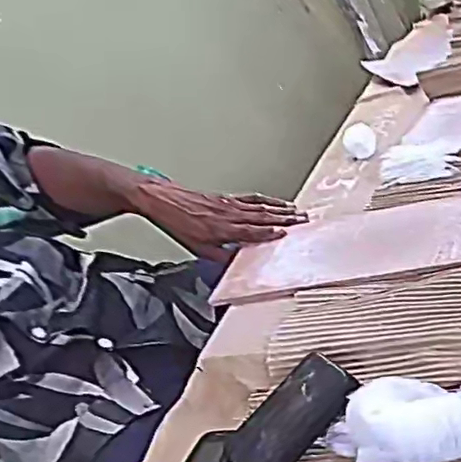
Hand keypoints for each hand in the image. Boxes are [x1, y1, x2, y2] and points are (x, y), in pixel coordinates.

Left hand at [129, 179, 306, 262]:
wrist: (157, 198)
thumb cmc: (176, 223)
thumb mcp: (197, 248)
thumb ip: (222, 256)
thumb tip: (240, 264)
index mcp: (224, 229)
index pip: (253, 232)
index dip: (270, 233)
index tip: (286, 233)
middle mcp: (229, 215)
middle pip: (263, 217)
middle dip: (285, 219)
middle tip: (304, 220)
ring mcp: (229, 204)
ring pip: (260, 207)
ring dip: (281, 209)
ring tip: (297, 211)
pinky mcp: (226, 197)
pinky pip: (251, 199)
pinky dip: (267, 200)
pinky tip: (276, 201)